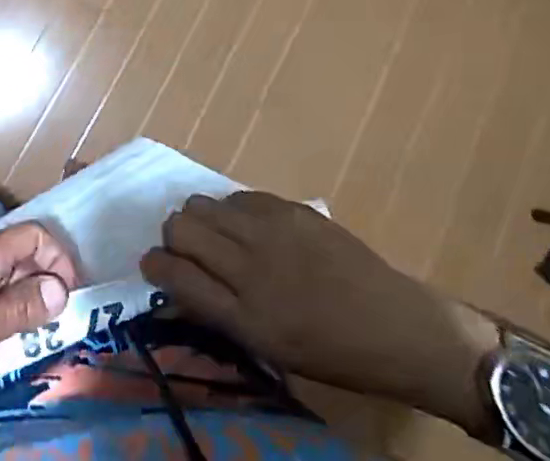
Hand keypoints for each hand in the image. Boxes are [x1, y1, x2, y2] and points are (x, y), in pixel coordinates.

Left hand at [0, 222, 77, 395]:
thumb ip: (22, 308)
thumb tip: (62, 289)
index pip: (36, 235)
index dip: (60, 259)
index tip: (71, 298)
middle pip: (24, 257)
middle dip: (46, 286)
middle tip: (55, 328)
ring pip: (7, 280)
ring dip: (26, 305)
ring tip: (32, 342)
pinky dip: (4, 316)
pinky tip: (1, 345)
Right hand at [140, 192, 497, 433]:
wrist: (396, 326)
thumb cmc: (332, 353)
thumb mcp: (268, 347)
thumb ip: (218, 313)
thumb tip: (177, 285)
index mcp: (244, 315)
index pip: (175, 276)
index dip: (153, 266)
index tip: (153, 265)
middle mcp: (250, 267)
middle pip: (180, 228)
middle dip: (173, 238)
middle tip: (187, 250)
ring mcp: (271, 231)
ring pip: (203, 204)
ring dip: (199, 219)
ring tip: (218, 236)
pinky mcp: (290, 208)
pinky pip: (238, 197)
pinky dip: (232, 210)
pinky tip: (249, 227)